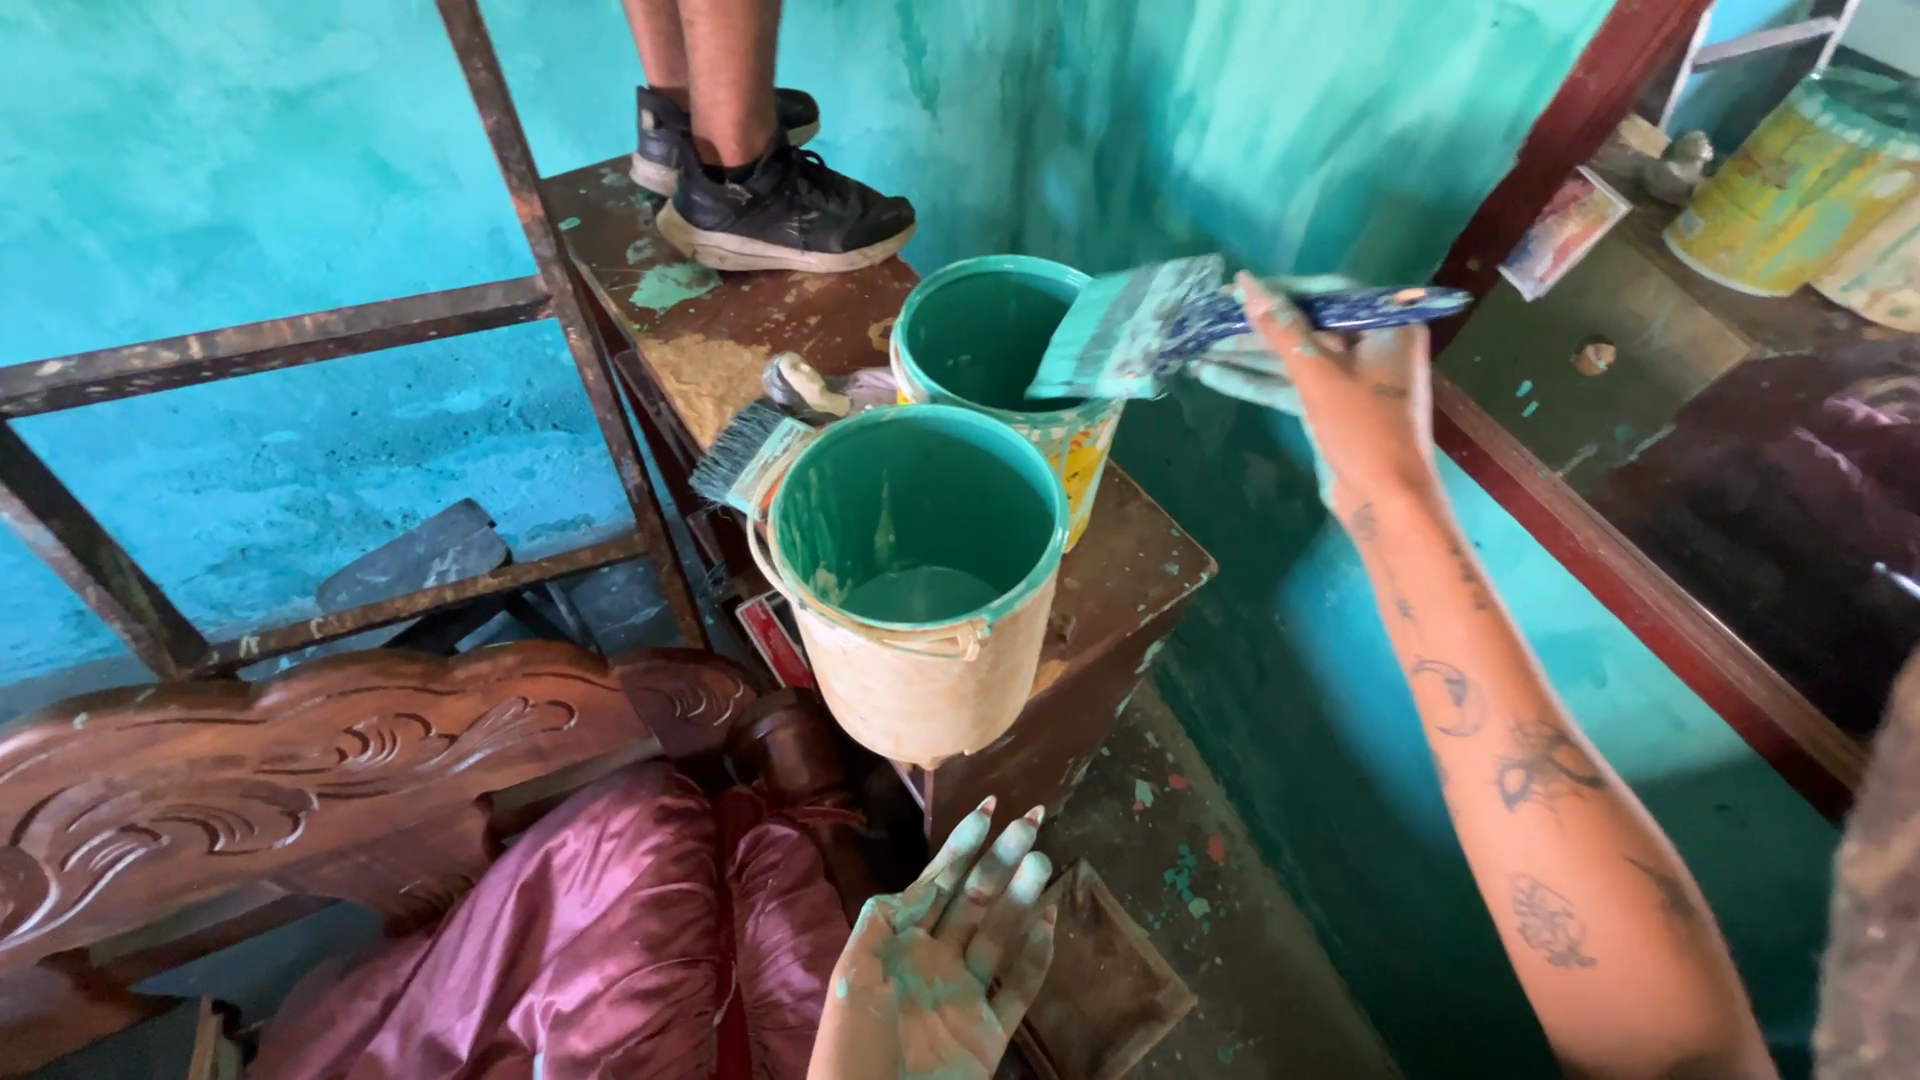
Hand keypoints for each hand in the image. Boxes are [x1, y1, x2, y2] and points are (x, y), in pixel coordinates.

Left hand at [809, 798, 1054, 1079]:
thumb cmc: (851, 1044)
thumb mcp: (851, 974)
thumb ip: (883, 920)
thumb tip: (920, 881)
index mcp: (903, 941)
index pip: (939, 880)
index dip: (962, 844)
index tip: (989, 807)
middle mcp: (939, 958)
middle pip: (977, 898)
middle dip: (1002, 858)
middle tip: (1032, 820)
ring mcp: (966, 994)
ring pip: (1002, 933)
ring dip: (1023, 896)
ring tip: (1042, 859)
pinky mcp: (990, 1033)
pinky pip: (1019, 987)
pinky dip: (1036, 955)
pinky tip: (1049, 920)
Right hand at [1225, 272, 1438, 514]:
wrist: (1384, 498)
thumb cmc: (1362, 430)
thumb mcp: (1318, 374)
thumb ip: (1280, 328)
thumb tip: (1246, 284)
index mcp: (1386, 326)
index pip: (1327, 292)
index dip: (1280, 291)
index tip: (1236, 292)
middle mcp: (1370, 344)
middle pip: (1304, 326)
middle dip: (1254, 328)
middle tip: (1209, 320)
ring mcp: (1347, 378)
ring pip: (1290, 358)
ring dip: (1246, 356)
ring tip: (1198, 349)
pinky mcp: (1328, 406)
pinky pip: (1289, 385)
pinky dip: (1255, 382)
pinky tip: (1212, 375)